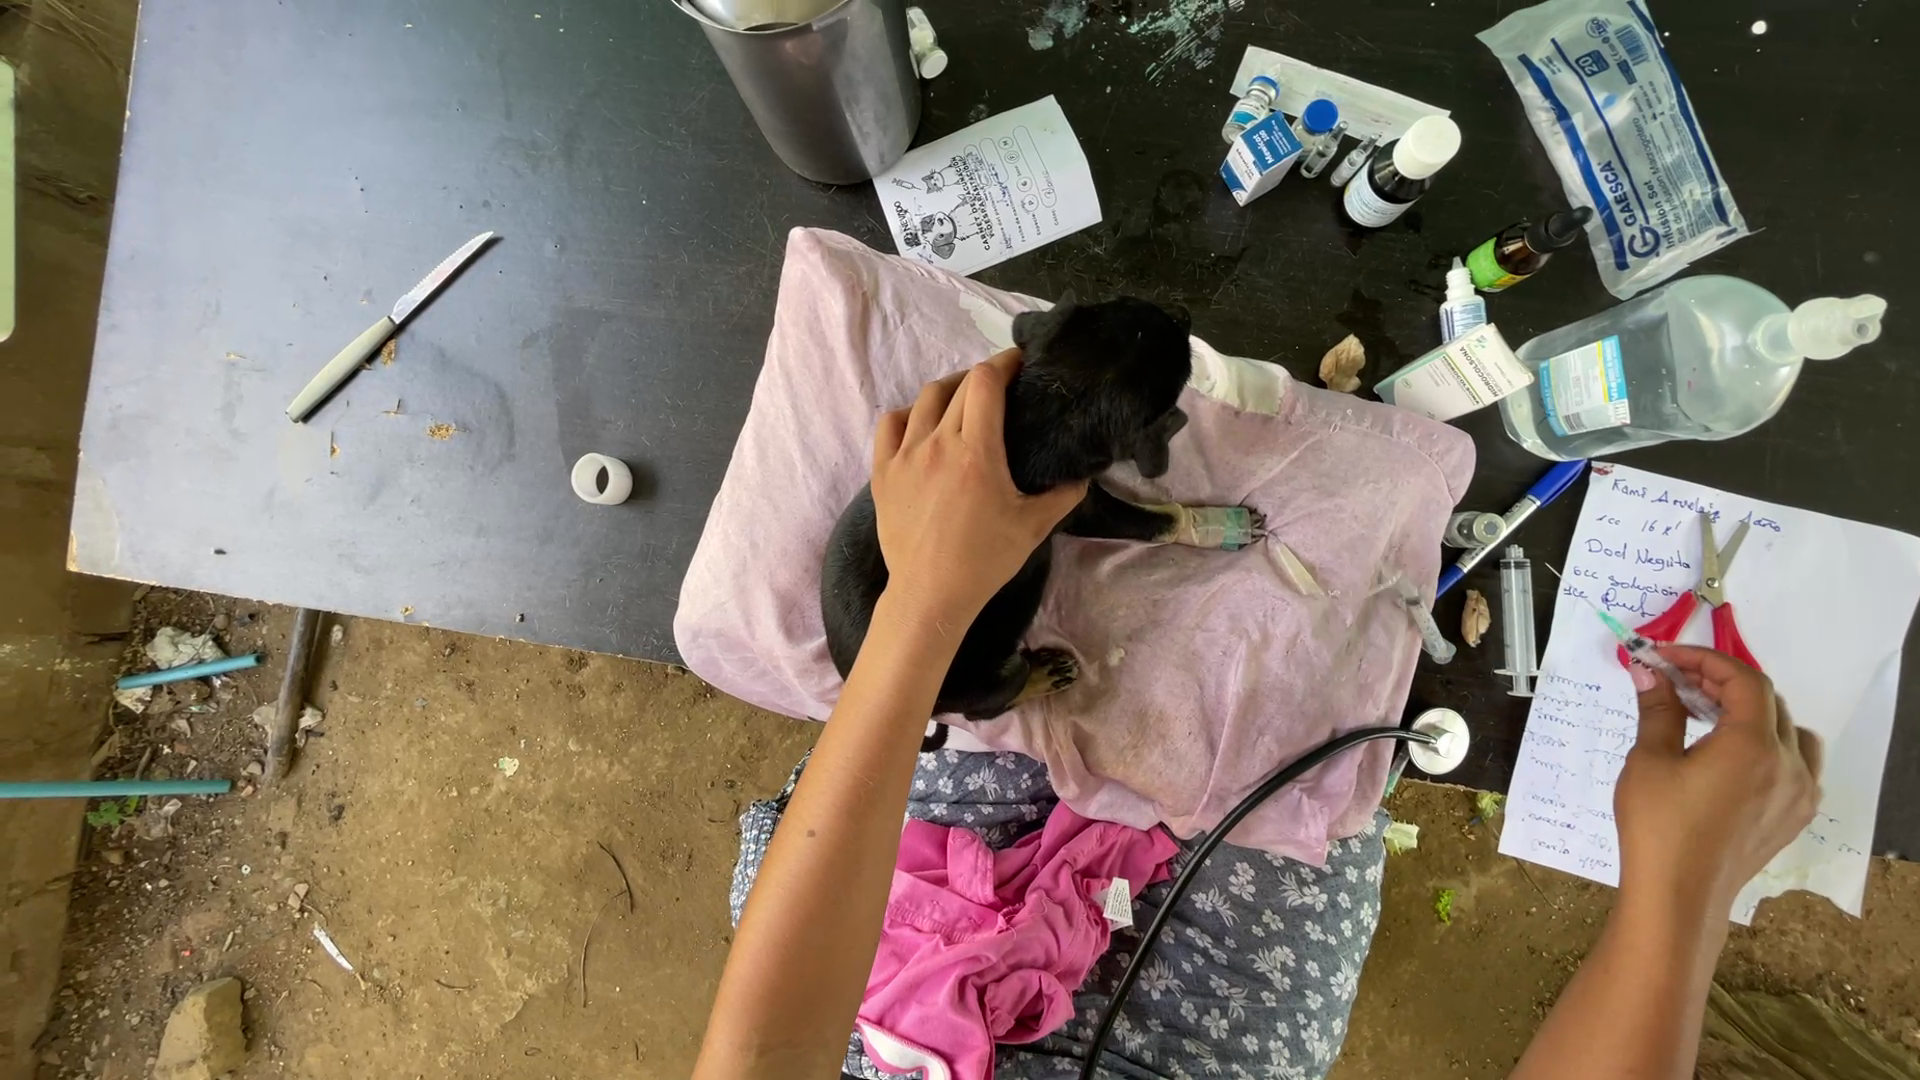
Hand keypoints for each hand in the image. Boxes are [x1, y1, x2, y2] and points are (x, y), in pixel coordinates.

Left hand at [870, 350, 1087, 628]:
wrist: (930, 593)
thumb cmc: (984, 560)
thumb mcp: (1033, 527)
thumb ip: (1063, 495)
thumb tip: (1084, 474)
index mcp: (976, 450)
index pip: (985, 382)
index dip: (1003, 362)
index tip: (1018, 363)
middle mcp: (937, 443)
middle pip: (957, 386)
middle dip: (981, 378)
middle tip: (998, 389)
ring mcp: (904, 456)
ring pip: (924, 400)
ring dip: (947, 391)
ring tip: (962, 403)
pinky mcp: (883, 472)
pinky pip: (890, 425)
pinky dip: (908, 415)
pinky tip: (921, 426)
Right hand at [1616, 645, 1822, 915]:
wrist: (1681, 888)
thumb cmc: (1657, 820)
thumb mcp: (1648, 759)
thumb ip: (1659, 711)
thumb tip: (1652, 672)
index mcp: (1752, 747)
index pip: (1744, 681)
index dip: (1704, 659)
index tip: (1663, 654)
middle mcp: (1791, 765)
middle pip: (1768, 702)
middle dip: (1720, 680)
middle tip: (1672, 677)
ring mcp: (1801, 792)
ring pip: (1789, 730)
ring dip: (1748, 709)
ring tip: (1702, 712)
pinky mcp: (1795, 812)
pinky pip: (1795, 761)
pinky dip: (1763, 740)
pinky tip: (1723, 753)